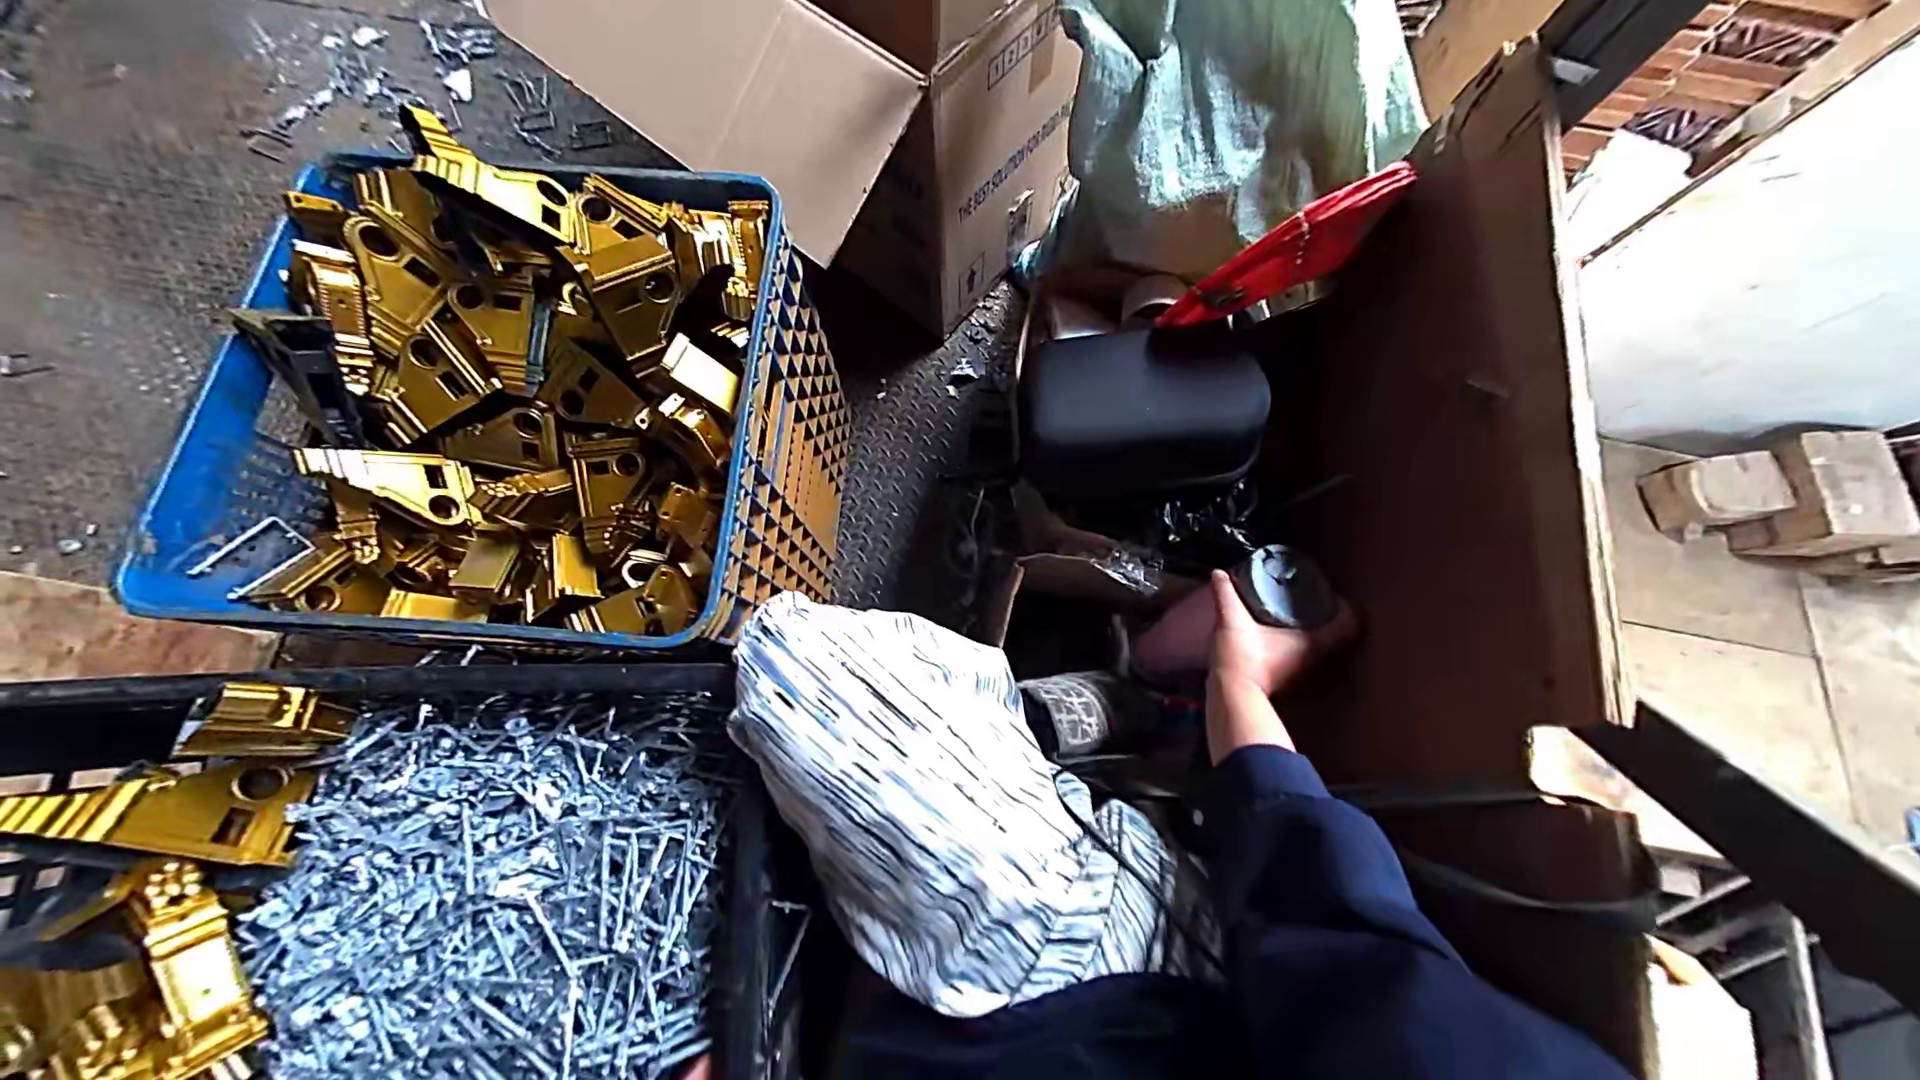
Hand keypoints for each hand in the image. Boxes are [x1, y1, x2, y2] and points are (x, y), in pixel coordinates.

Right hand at [1203, 570, 1354, 762]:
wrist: (1232, 696)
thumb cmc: (1242, 658)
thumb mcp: (1231, 620)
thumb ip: (1225, 595)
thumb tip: (1218, 573)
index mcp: (1312, 643)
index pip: (1347, 624)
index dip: (1346, 608)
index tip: (1334, 597)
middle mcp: (1315, 660)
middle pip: (1335, 638)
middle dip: (1327, 620)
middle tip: (1313, 603)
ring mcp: (1302, 674)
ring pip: (1319, 651)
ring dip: (1312, 636)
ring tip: (1294, 619)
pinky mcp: (1287, 682)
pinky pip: (1302, 660)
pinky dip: (1296, 649)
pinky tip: (1277, 641)